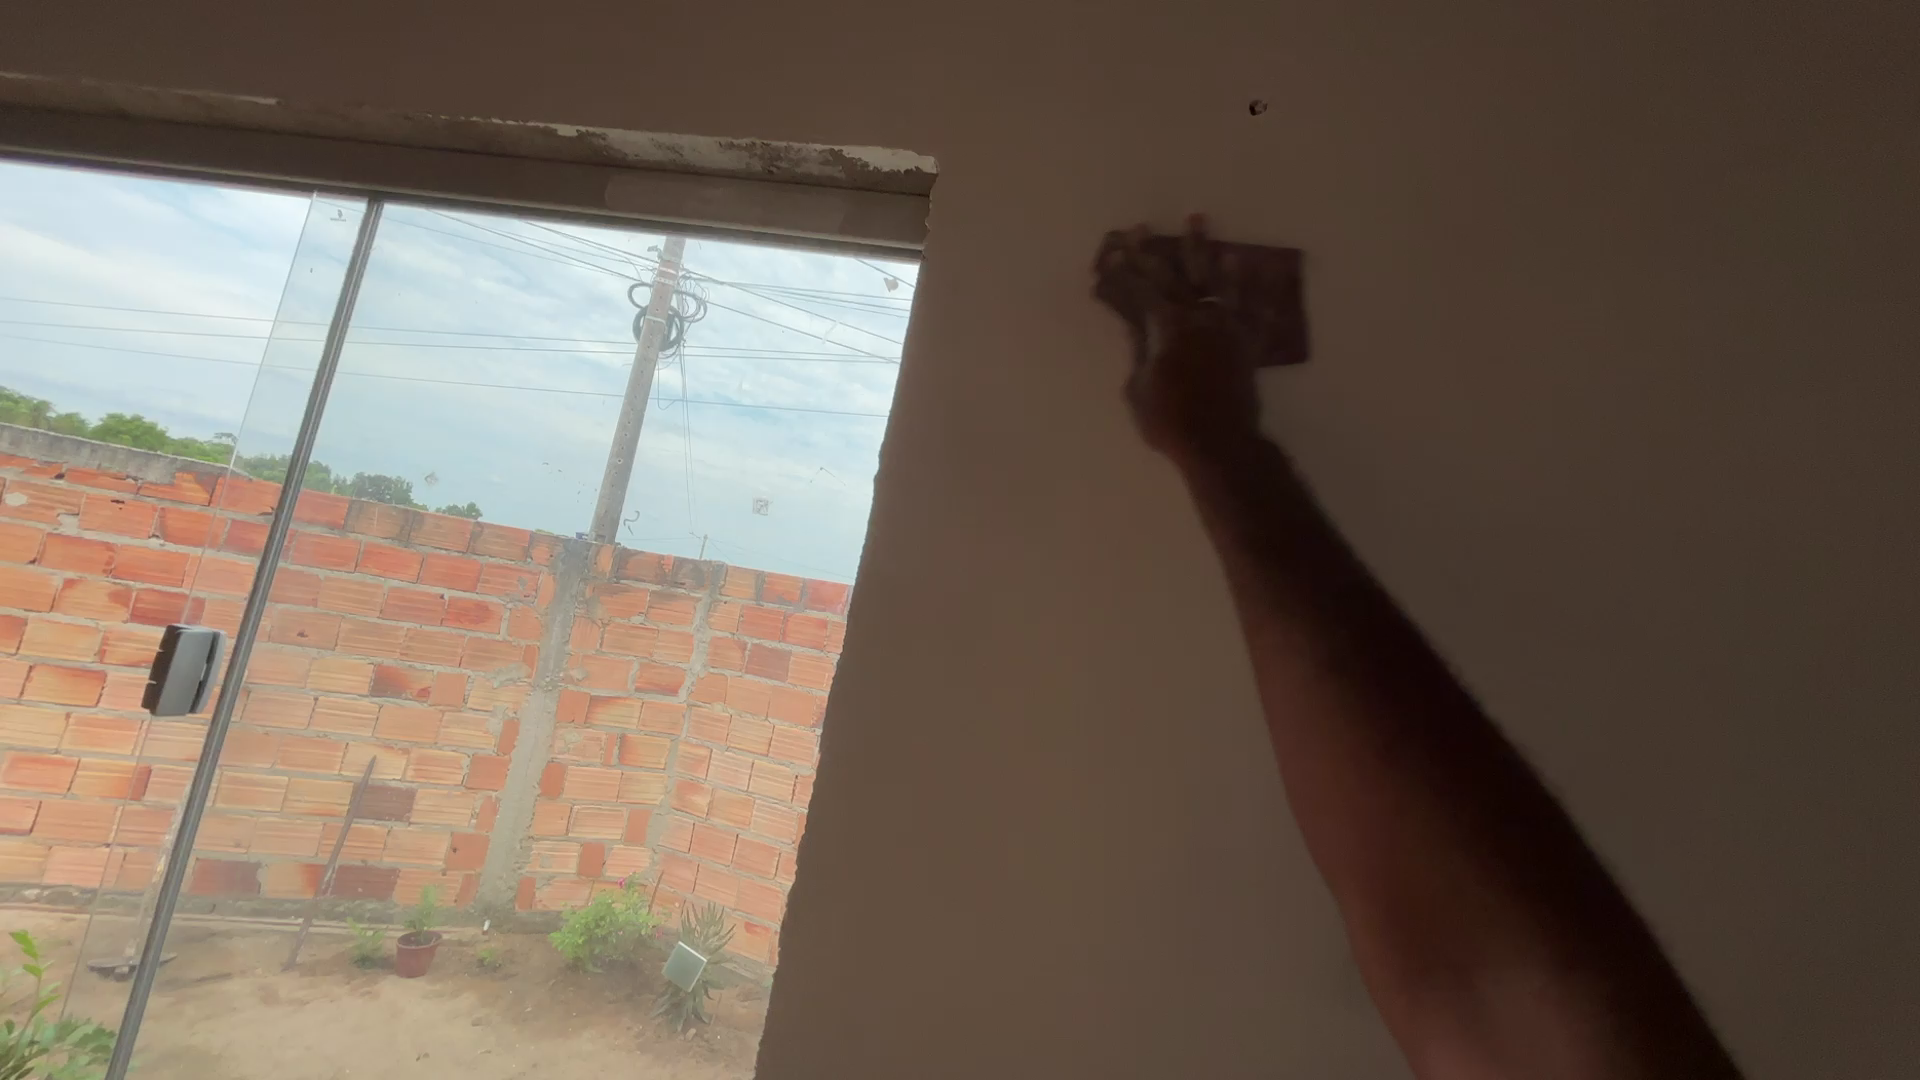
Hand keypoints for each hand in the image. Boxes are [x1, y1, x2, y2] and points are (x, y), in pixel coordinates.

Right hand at [1093, 216, 1263, 465]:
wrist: (1220, 443)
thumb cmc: (1169, 421)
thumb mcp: (1138, 387)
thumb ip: (1138, 350)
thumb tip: (1135, 326)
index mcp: (1167, 326)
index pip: (1138, 292)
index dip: (1121, 274)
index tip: (1109, 254)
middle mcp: (1198, 315)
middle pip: (1171, 276)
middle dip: (1151, 252)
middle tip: (1139, 229)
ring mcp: (1226, 324)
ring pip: (1213, 278)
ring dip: (1202, 249)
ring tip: (1197, 219)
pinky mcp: (1247, 340)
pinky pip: (1254, 304)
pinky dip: (1252, 283)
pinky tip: (1250, 263)